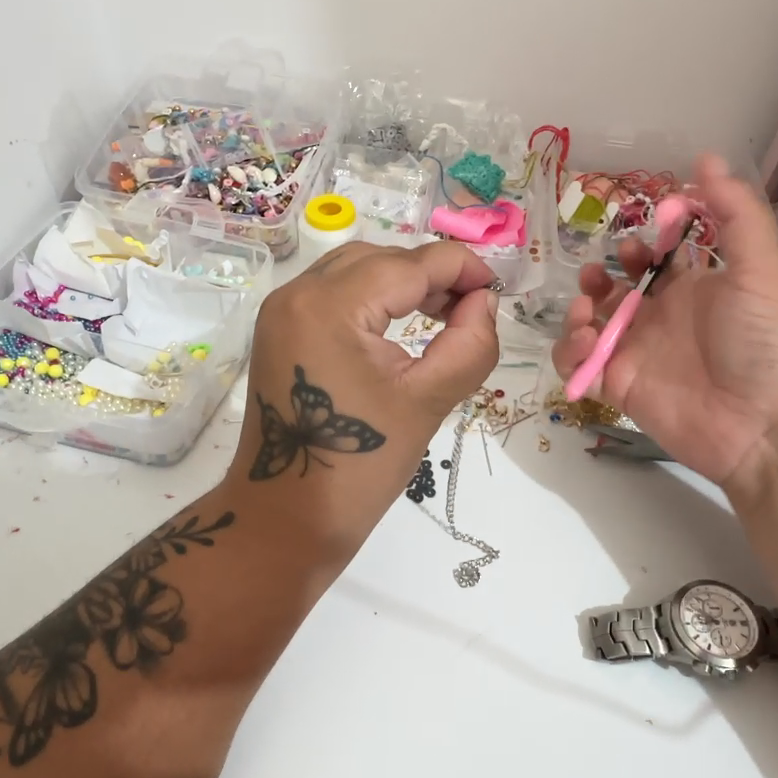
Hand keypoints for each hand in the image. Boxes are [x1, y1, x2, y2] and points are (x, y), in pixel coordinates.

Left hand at [230, 241, 500, 552]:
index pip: (408, 264)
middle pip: (379, 259)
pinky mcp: (280, 332)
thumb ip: (468, 343)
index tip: (496, 288)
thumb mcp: (427, 402)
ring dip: (402, 283)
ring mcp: (282, 312)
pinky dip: (372, 299)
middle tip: (472, 307)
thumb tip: (484, 300)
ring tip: (443, 314)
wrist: (286, 518)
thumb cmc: (359, 469)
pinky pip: (334, 295)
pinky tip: (402, 324)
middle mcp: (297, 294)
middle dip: (431, 274)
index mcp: (328, 307)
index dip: (459, 267)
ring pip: (355, 271)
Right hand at [553, 154, 777, 493]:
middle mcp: (663, 319)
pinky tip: (585, 347)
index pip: (655, 260)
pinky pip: (581, 367)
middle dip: (598, 279)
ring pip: (591, 327)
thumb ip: (734, 212)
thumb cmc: (770, 340)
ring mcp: (639, 355)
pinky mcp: (620, 389)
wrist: (770, 424)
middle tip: (598, 278)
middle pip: (615, 292)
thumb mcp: (760, 268)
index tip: (633, 243)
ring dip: (579, 314)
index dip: (638, 246)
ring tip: (589, 315)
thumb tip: (705, 156)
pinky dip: (571, 354)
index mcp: (694, 288)